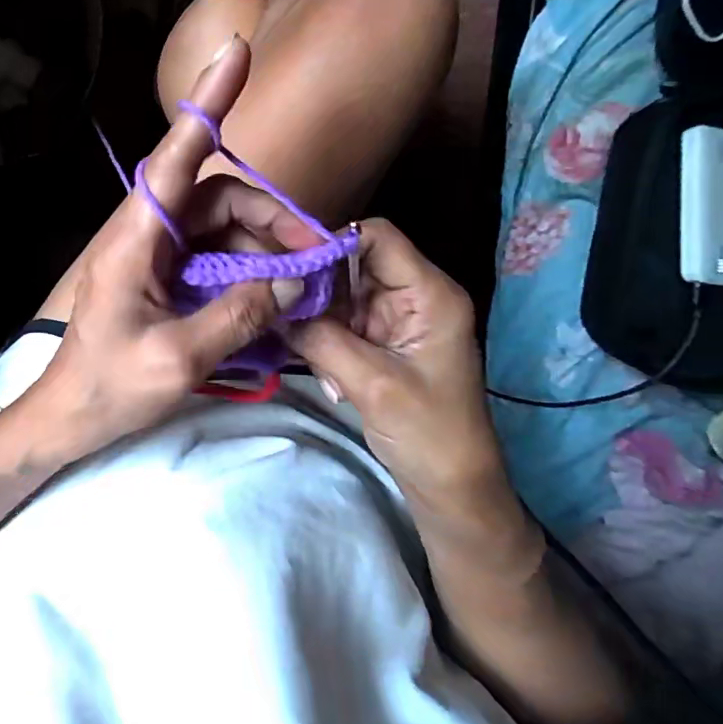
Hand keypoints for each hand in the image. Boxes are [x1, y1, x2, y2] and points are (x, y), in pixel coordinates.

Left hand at [28, 36, 318, 455]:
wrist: (70, 415)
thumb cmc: (110, 388)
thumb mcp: (178, 359)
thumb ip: (238, 315)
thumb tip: (292, 279)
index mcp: (135, 239)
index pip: (174, 157)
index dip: (206, 103)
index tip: (236, 52)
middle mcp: (144, 233)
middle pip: (217, 196)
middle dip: (270, 217)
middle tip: (315, 260)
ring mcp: (154, 253)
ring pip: (221, 227)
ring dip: (263, 249)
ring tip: (297, 290)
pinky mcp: (163, 275)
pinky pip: (214, 255)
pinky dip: (246, 269)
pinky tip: (270, 299)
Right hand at [285, 219, 504, 499]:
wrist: (451, 486)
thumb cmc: (429, 433)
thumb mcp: (372, 383)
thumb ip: (321, 338)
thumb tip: (272, 307)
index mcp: (428, 294)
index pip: (375, 237)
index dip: (330, 242)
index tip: (286, 268)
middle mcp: (410, 295)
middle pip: (350, 261)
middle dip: (314, 283)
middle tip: (279, 308)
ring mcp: (390, 318)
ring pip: (336, 292)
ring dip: (313, 316)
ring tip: (302, 348)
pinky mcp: (375, 340)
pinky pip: (335, 320)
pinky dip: (318, 337)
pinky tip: (318, 367)